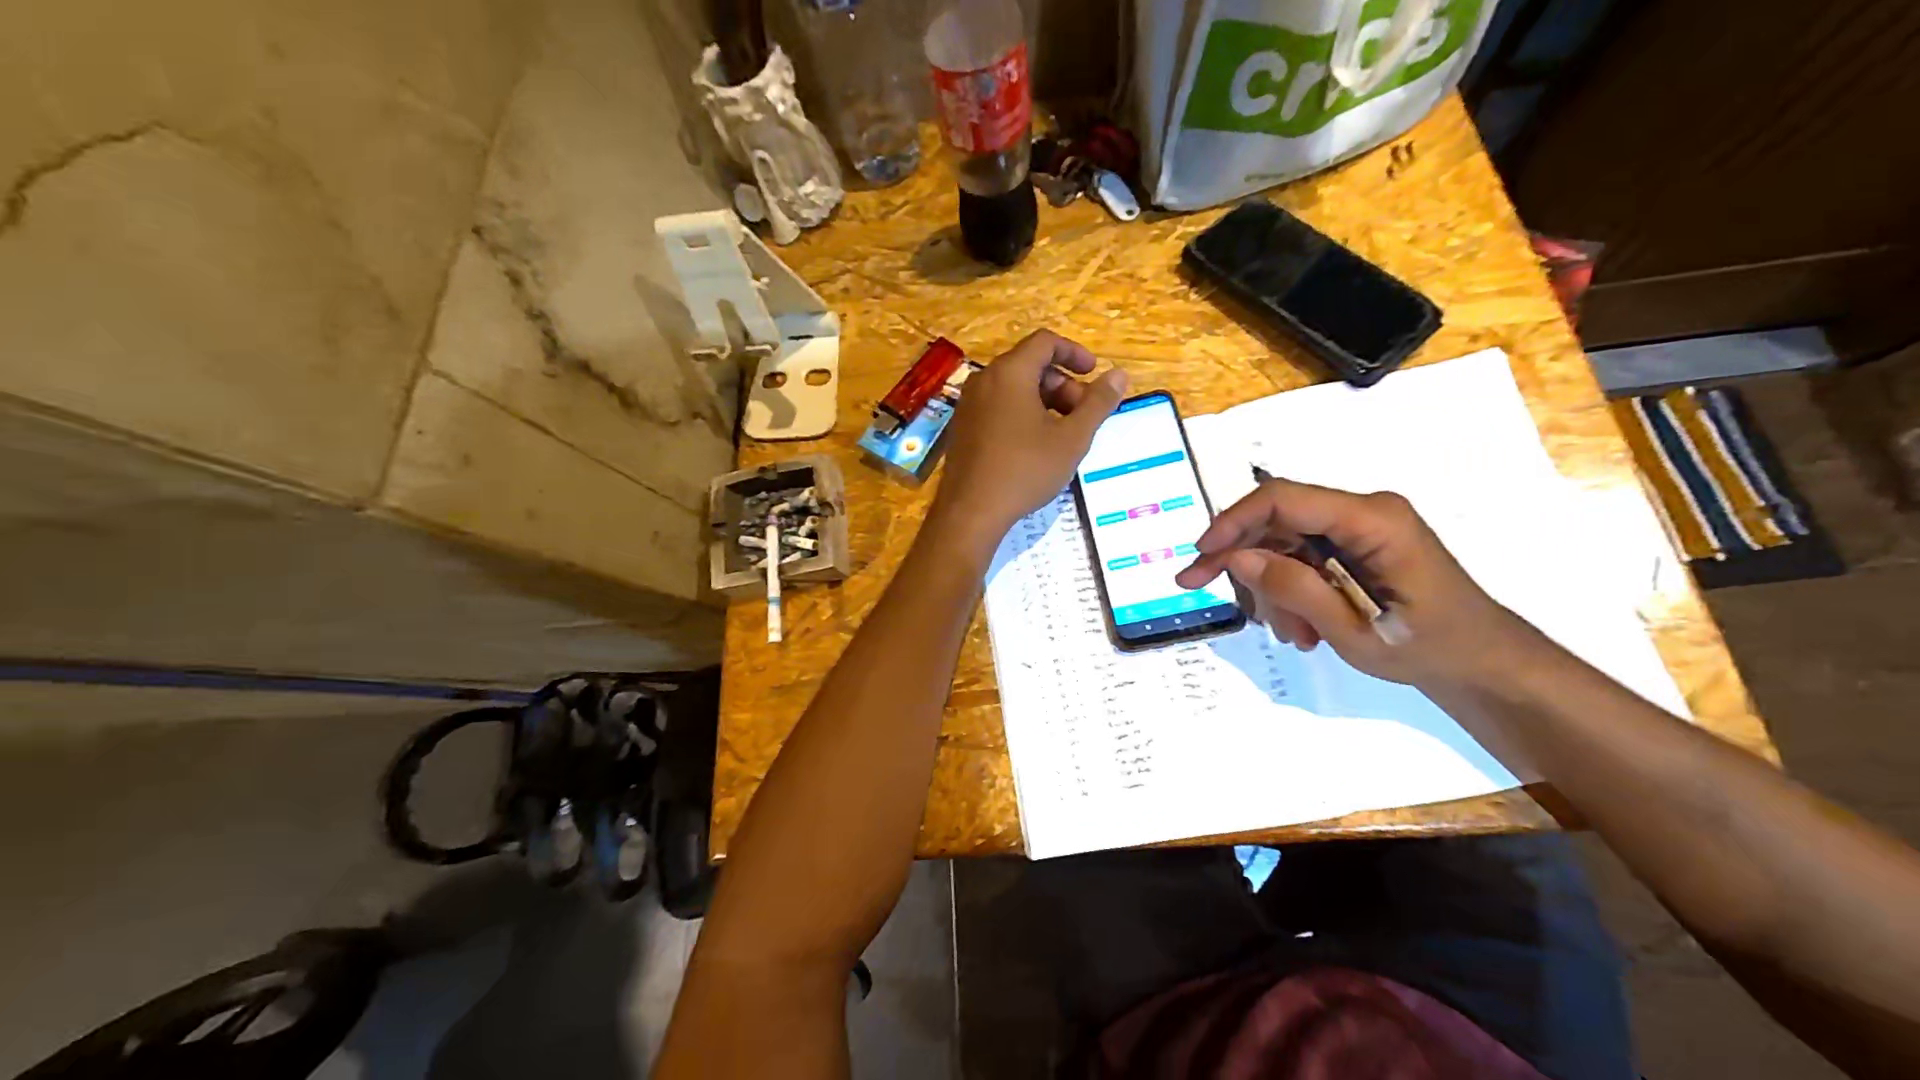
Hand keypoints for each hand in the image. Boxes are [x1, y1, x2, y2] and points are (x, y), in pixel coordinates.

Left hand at [933, 330, 1128, 542]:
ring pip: (1013, 388)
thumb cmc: (1025, 470)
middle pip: (1029, 365)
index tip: (1094, 374)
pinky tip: (1035, 445)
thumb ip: (1097, 404)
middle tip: (1083, 415)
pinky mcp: (962, 427)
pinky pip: (997, 406)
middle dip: (1062, 384)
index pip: (1045, 342)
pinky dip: (1021, 413)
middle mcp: (984, 380)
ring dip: (1044, 400)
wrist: (971, 511)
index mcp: (1010, 372)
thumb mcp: (1072, 438)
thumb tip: (1120, 375)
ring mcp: (968, 404)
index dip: (1074, 353)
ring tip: (1063, 434)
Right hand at [1173, 478, 1548, 690]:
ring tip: (1290, 634)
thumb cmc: (1433, 649)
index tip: (1201, 555)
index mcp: (1373, 521)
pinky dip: (1288, 589)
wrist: (1484, 663)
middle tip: (1201, 588)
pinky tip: (1302, 627)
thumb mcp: (1357, 632)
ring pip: (1282, 540)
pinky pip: (1300, 555)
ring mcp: (1359, 527)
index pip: (1284, 500)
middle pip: (1276, 518)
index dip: (1233, 521)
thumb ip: (1296, 590)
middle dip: (1240, 557)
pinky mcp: (1355, 544)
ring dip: (1270, 585)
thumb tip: (1236, 557)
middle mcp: (1363, 511)